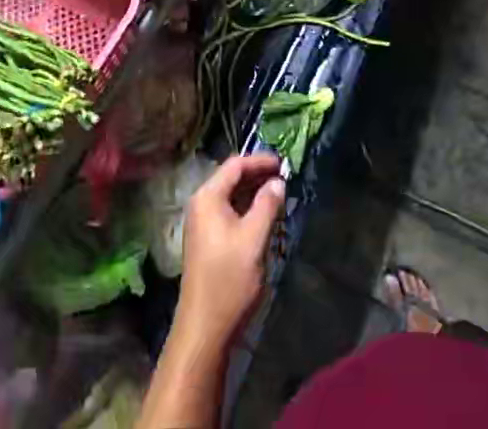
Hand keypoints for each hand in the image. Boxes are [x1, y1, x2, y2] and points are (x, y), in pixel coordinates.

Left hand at [177, 154, 284, 343]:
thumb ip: (267, 205)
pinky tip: (266, 214)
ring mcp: (203, 222)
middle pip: (231, 178)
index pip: (234, 165)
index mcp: (207, 197)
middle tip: (286, 176)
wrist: (205, 326)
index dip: (260, 161)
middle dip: (258, 175)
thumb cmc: (229, 278)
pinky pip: (229, 212)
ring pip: (231, 196)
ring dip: (254, 192)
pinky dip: (248, 208)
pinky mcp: (208, 239)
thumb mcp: (253, 238)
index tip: (284, 163)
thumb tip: (277, 182)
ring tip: (280, 192)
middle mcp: (201, 204)